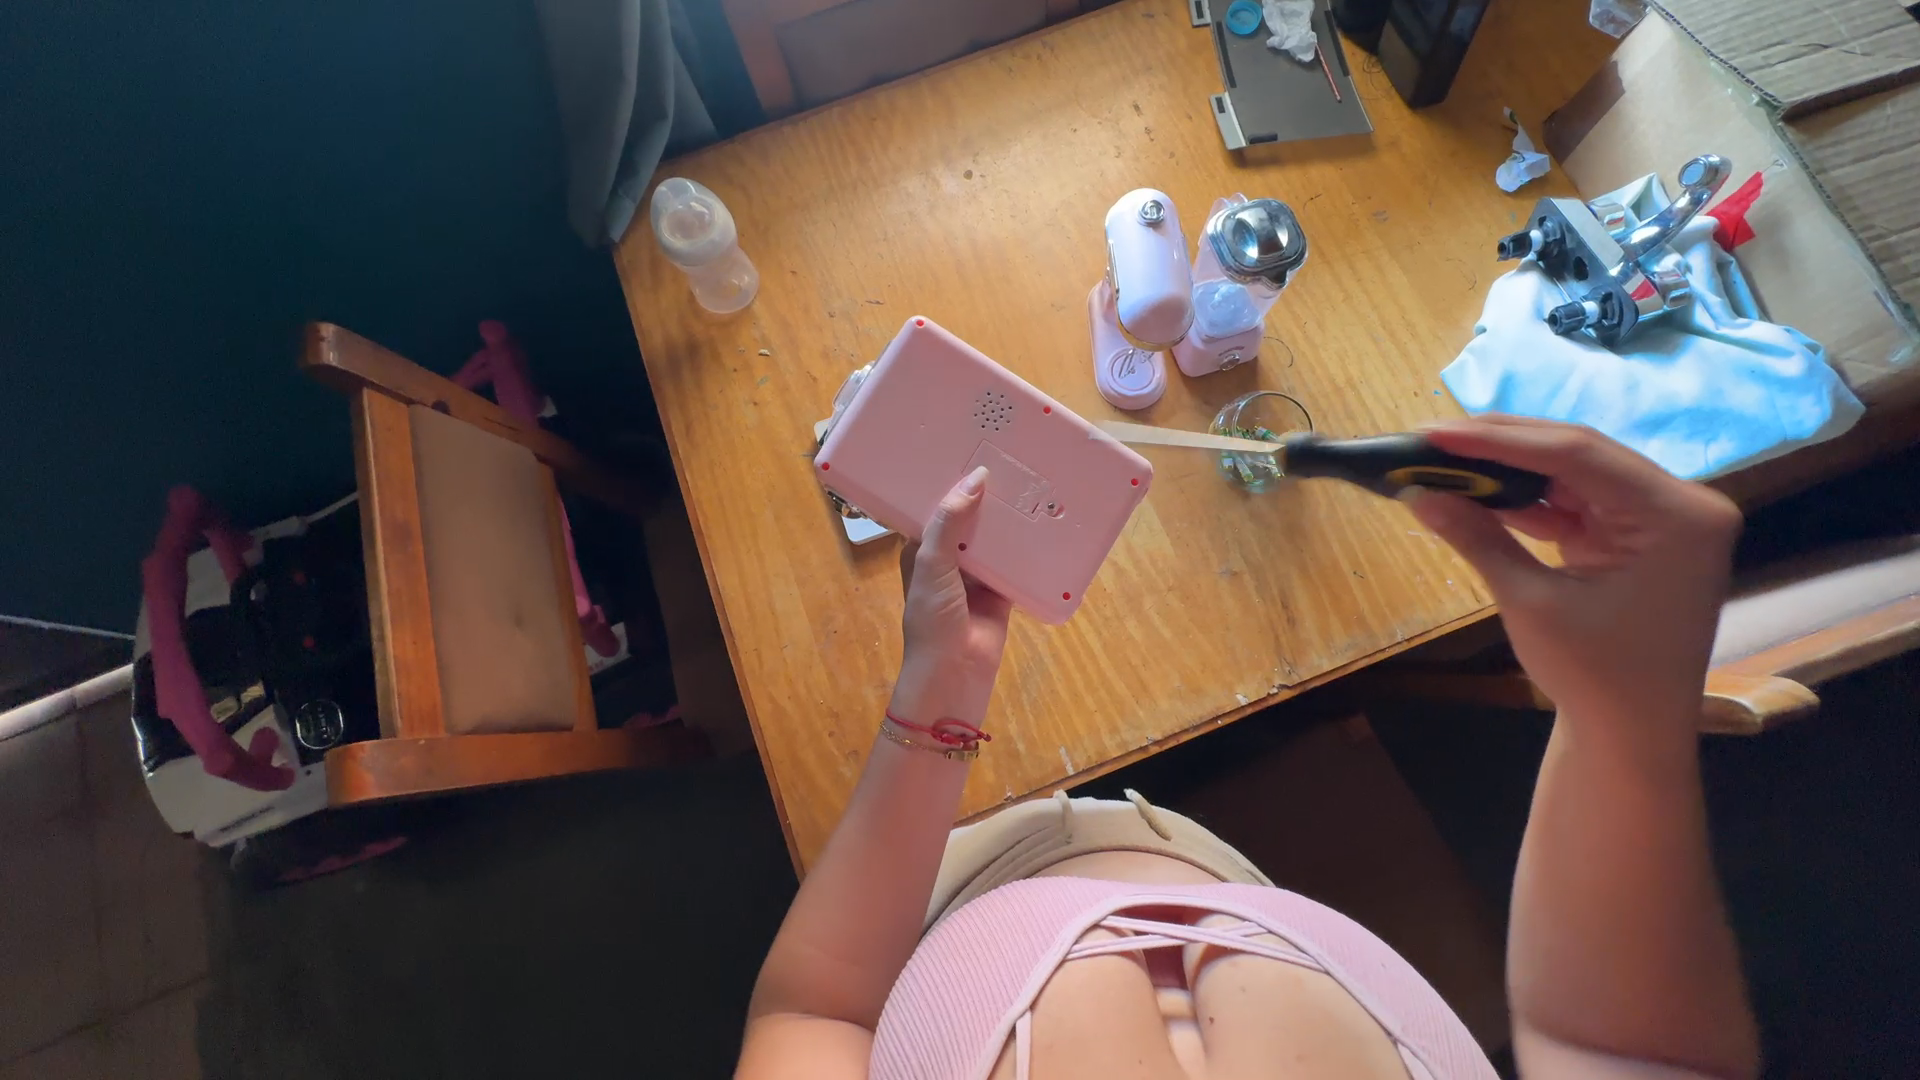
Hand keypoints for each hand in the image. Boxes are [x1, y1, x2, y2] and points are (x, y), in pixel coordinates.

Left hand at [889, 466, 1012, 728]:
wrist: (954, 673)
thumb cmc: (932, 618)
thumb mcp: (933, 564)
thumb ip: (950, 521)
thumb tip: (975, 477)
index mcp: (922, 550)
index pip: (936, 509)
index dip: (950, 484)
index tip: (970, 450)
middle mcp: (949, 559)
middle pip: (969, 521)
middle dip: (986, 498)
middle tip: (1010, 460)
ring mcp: (976, 576)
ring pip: (994, 541)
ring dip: (1009, 521)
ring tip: (1031, 483)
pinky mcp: (1002, 592)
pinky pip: (1016, 565)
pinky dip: (1028, 550)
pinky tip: (1045, 524)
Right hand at [1405, 417, 1741, 739]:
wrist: (1631, 728)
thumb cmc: (1592, 670)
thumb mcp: (1528, 599)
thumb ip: (1476, 538)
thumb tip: (1417, 495)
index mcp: (1674, 515)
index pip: (1576, 454)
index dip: (1498, 439)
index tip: (1434, 432)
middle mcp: (1678, 504)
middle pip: (1578, 452)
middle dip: (1501, 443)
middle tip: (1432, 437)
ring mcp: (1658, 519)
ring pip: (1572, 472)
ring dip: (1509, 467)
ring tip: (1447, 458)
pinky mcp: (1634, 537)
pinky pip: (1573, 501)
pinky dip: (1524, 498)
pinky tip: (1478, 491)